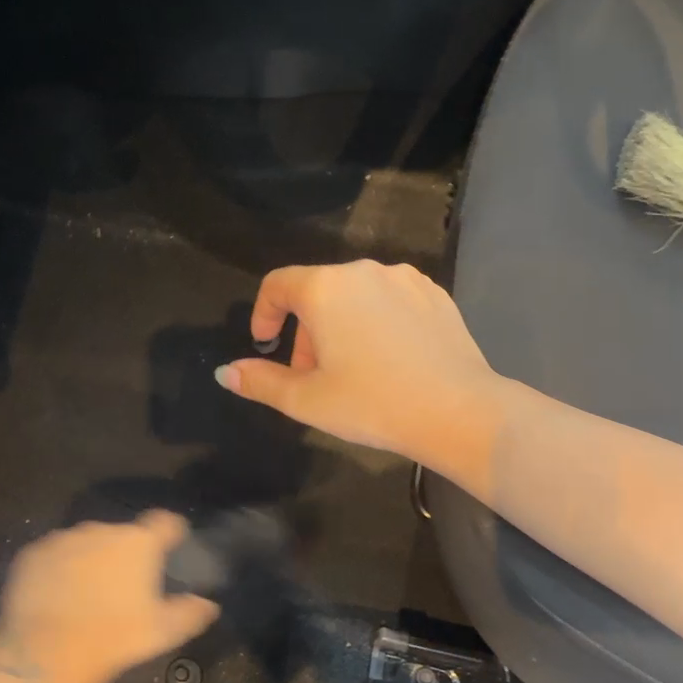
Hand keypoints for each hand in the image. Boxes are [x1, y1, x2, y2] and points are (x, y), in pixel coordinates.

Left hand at [0, 511, 219, 682]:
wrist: (47, 652)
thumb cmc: (116, 638)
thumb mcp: (164, 632)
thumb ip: (191, 612)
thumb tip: (208, 605)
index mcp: (139, 543)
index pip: (165, 522)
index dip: (171, 532)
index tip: (171, 547)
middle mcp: (101, 530)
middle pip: (122, 534)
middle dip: (125, 553)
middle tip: (125, 586)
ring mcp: (63, 539)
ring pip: (85, 543)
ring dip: (91, 560)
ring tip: (88, 595)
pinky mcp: (32, 554)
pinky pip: (53, 555)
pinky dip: (59, 569)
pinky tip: (58, 597)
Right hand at [214, 261, 502, 463]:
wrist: (458, 411)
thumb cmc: (372, 404)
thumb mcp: (306, 401)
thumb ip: (260, 382)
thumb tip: (225, 372)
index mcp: (326, 289)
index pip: (278, 284)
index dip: (263, 314)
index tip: (266, 345)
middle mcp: (364, 271)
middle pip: (317, 292)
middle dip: (305, 332)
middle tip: (311, 377)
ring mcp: (406, 279)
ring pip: (355, 297)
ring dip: (340, 328)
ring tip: (351, 373)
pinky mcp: (435, 295)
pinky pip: (390, 302)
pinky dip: (376, 324)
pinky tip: (388, 364)